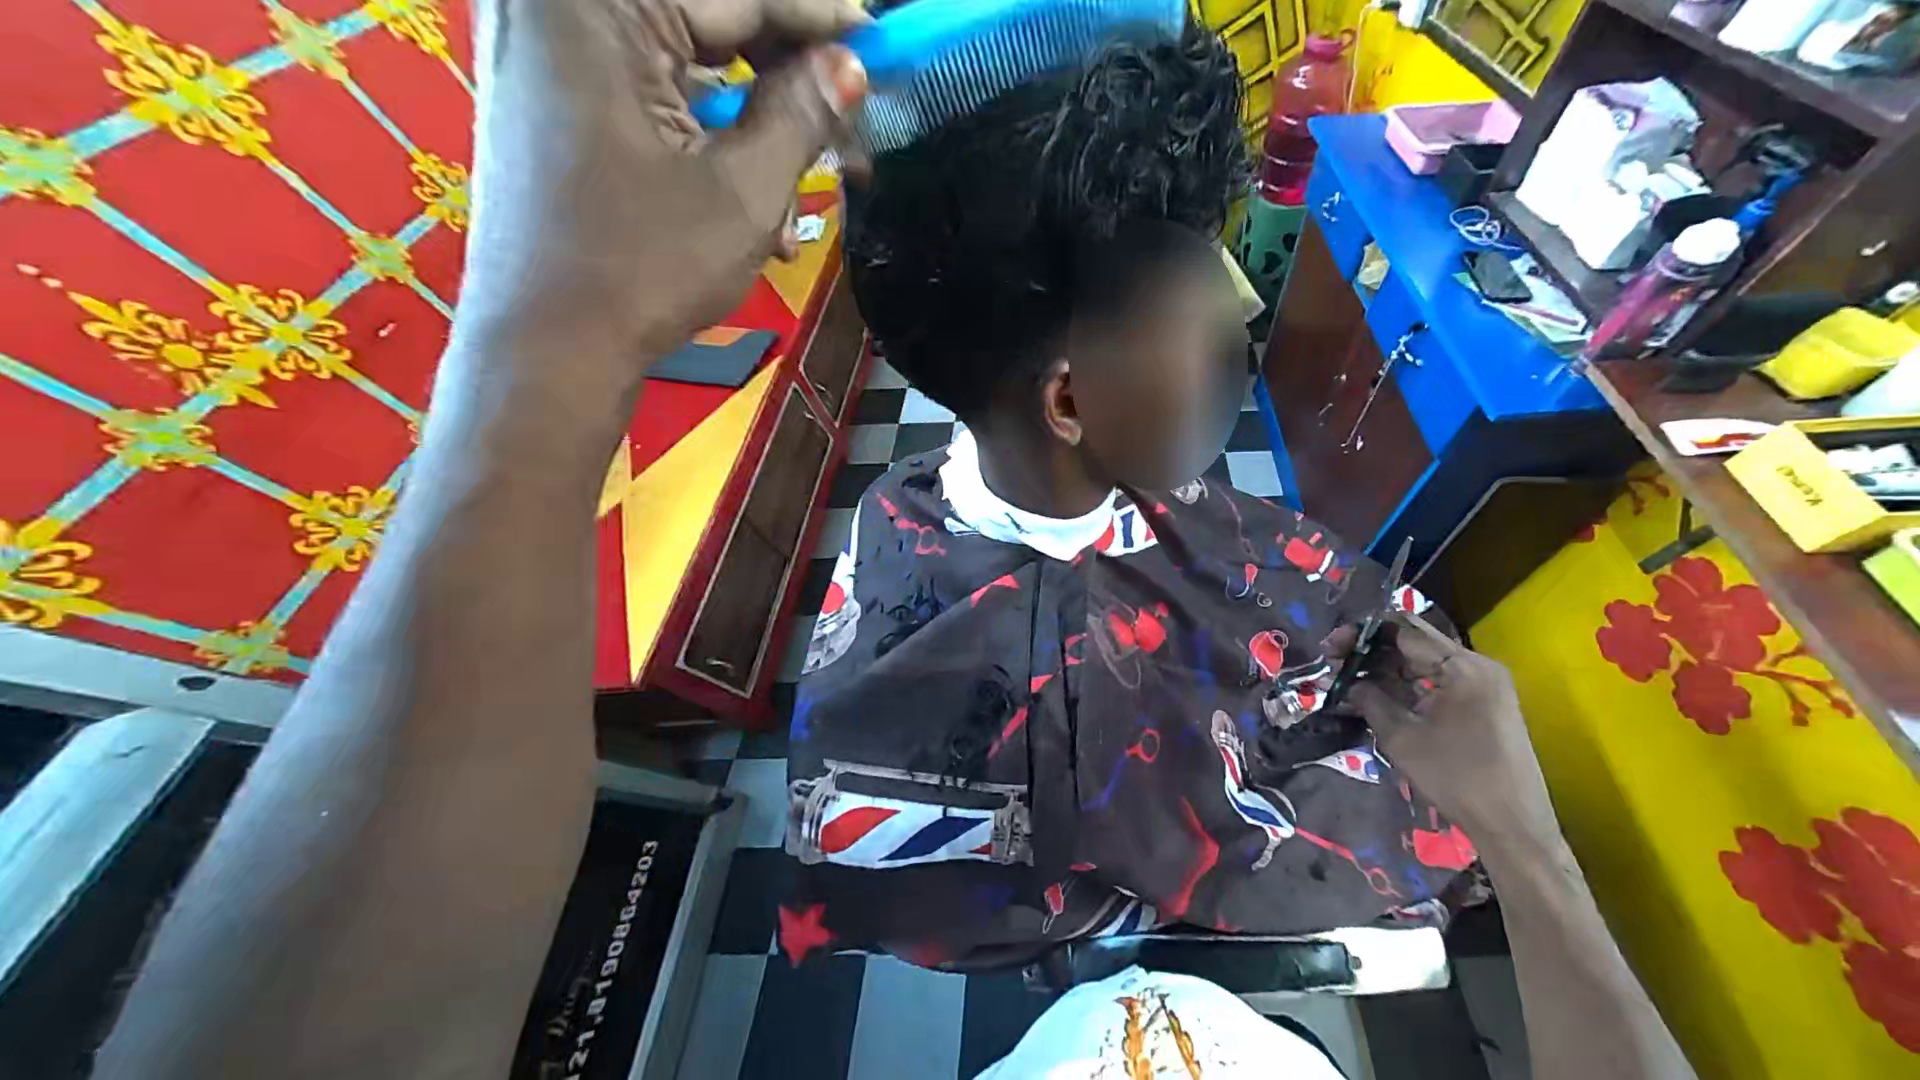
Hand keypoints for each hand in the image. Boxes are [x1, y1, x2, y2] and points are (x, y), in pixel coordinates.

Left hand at [460, 0, 869, 396]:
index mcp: (596, 3)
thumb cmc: (643, 269)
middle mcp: (556, 4)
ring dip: (749, 126)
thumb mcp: (741, 193)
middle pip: (703, 17)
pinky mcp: (549, 101)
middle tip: (842, 117)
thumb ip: (801, 115)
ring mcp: (544, 52)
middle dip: (781, 77)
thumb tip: (848, 64)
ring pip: (681, 65)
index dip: (817, 15)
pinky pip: (647, 98)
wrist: (547, 349)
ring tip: (790, 204)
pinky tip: (744, 207)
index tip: (874, 41)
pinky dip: (702, 141)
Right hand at [1324, 614, 1560, 849]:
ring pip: (1423, 659)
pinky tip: (1377, 693)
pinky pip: (1437, 678)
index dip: (1359, 634)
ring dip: (1385, 666)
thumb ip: (1369, 698)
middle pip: (1414, 641)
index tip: (1329, 648)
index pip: (1402, 630)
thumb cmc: (1455, 777)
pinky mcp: (1484, 702)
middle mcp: (1478, 665)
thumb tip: (1345, 680)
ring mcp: (1485, 683)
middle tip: (1334, 662)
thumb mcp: (1400, 736)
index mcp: (1463, 667)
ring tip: (1349, 679)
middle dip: (1370, 649)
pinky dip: (1406, 682)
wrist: (1512, 825)